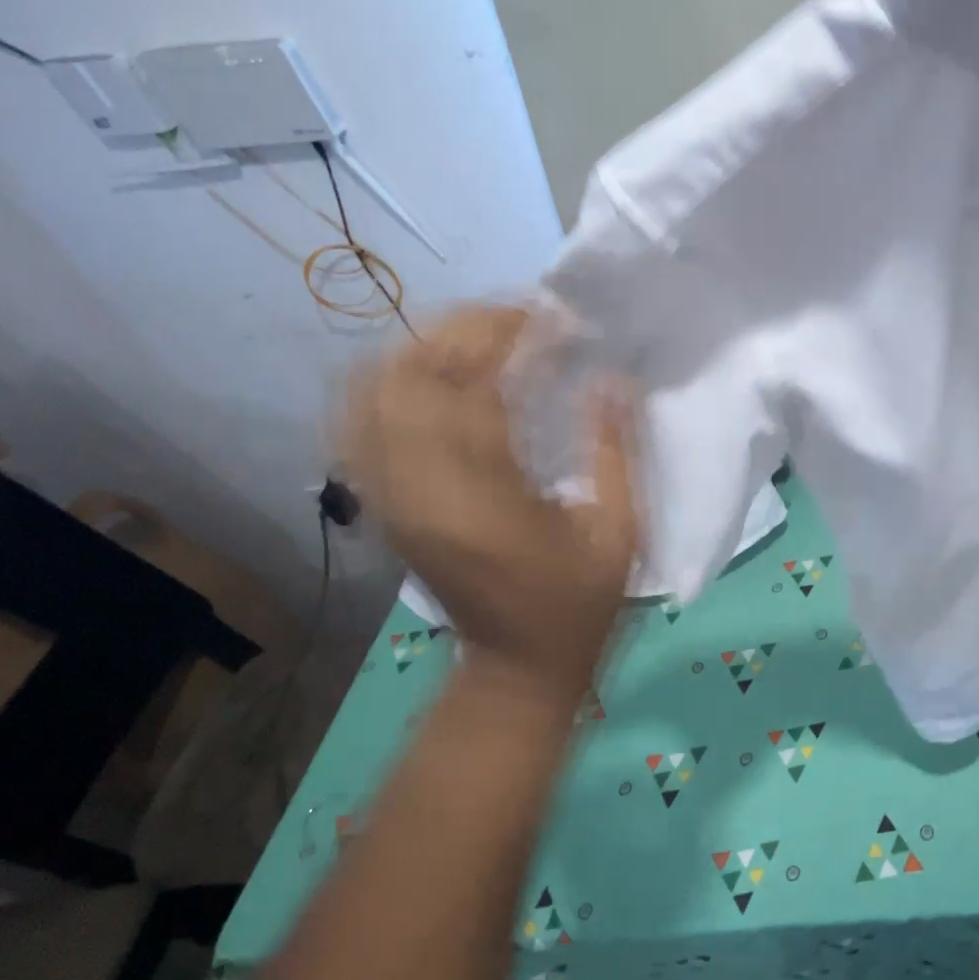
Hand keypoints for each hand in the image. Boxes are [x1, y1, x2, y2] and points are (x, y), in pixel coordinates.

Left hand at [343, 306, 637, 700]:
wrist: (517, 664)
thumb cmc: (580, 602)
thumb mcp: (620, 532)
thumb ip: (617, 449)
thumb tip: (612, 377)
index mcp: (483, 501)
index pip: (474, 389)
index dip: (510, 338)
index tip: (553, 315)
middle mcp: (418, 490)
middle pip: (409, 376)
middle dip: (461, 329)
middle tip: (518, 318)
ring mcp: (388, 495)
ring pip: (372, 390)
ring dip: (423, 348)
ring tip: (480, 338)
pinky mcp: (380, 501)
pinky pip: (358, 420)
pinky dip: (389, 381)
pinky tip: (434, 373)